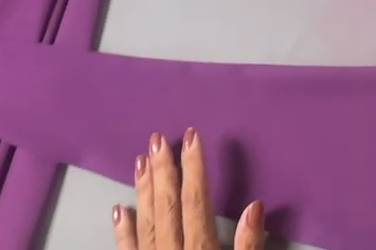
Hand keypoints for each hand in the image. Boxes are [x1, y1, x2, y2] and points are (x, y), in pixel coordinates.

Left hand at [112, 129, 264, 249]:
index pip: (195, 201)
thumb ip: (249, 245)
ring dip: (144, 191)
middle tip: (157, 139)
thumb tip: (255, 206)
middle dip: (164, 171)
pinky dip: (123, 231)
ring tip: (140, 160)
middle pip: (167, 207)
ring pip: (147, 223)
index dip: (194, 167)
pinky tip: (119, 209)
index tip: (191, 137)